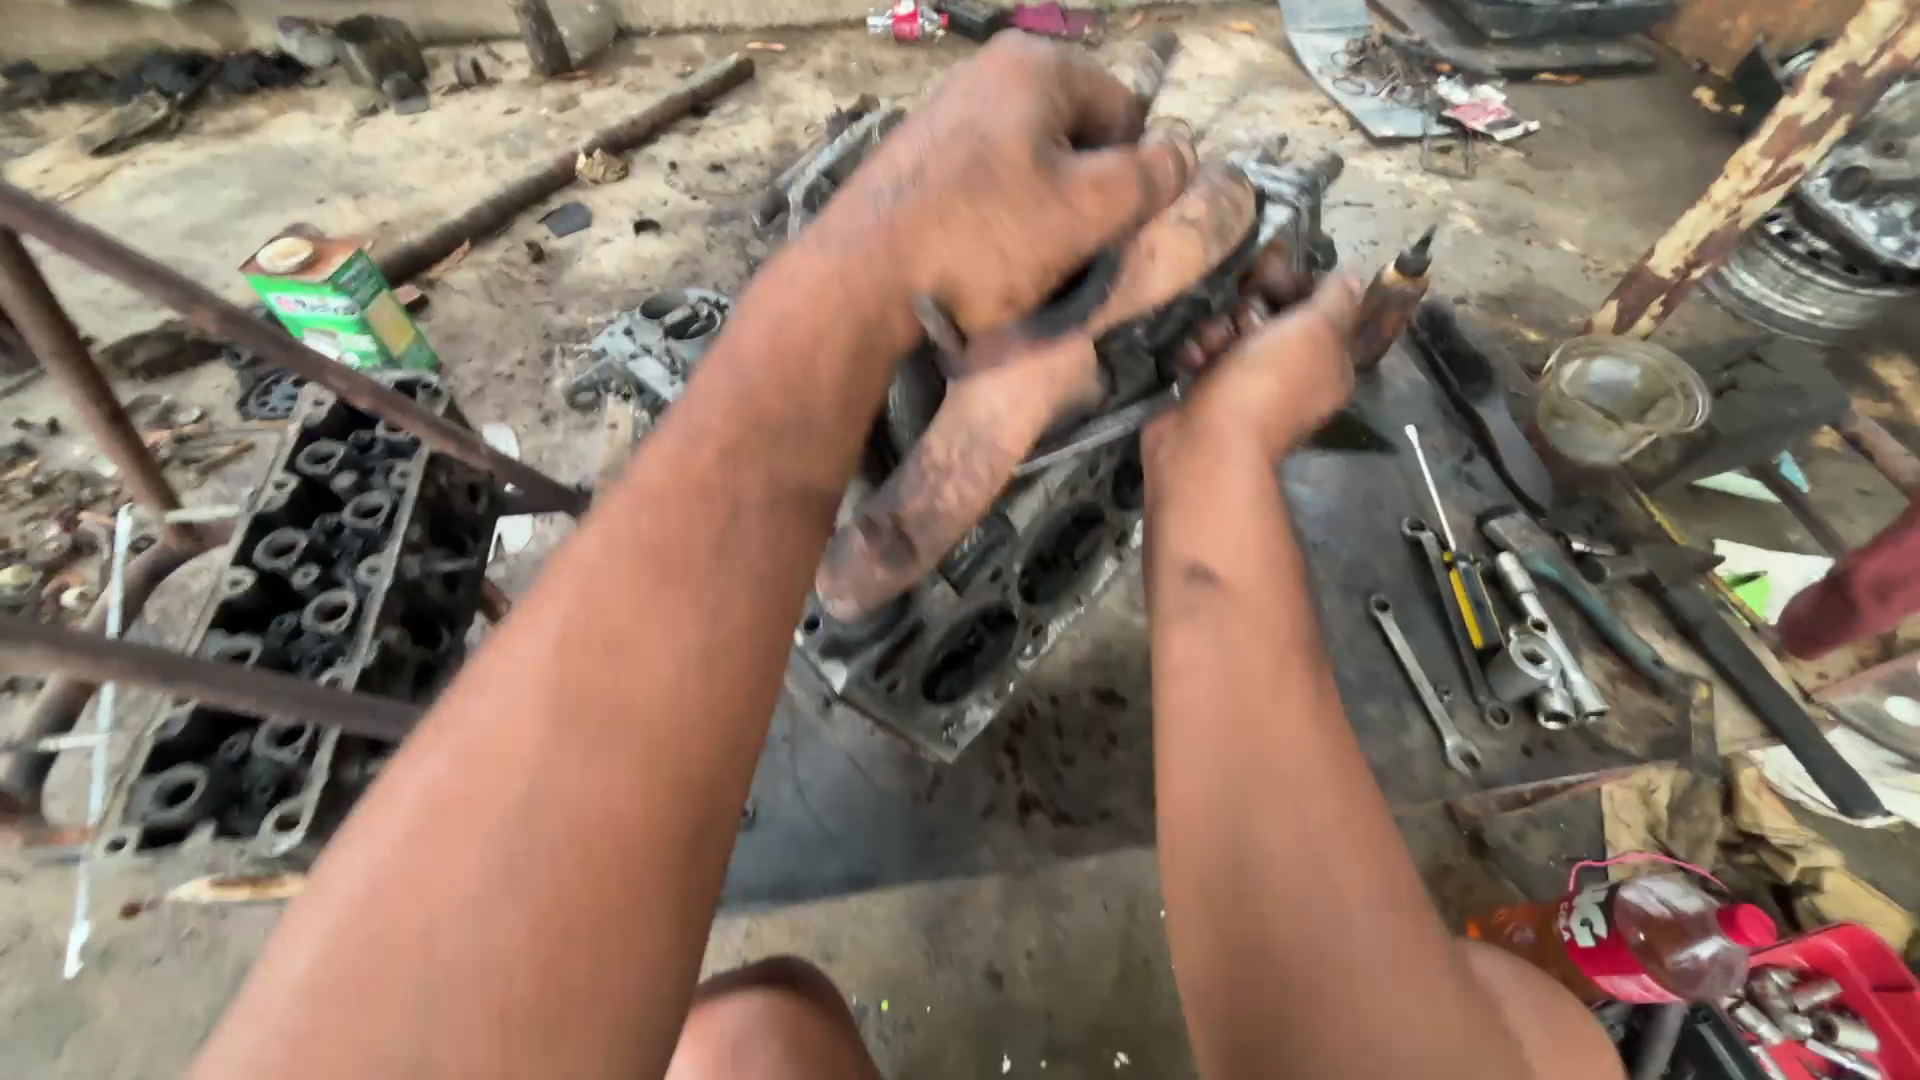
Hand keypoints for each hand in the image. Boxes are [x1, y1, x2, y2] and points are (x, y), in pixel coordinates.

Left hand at [808, 33, 1194, 333]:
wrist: (861, 279)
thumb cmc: (981, 241)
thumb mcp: (1086, 211)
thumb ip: (1150, 178)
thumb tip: (1182, 154)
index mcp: (1037, 66)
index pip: (1127, 112)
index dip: (1133, 177)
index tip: (1109, 231)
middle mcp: (987, 74)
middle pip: (1075, 139)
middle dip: (1082, 196)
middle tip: (1065, 254)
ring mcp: (945, 117)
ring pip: (1028, 169)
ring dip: (1039, 215)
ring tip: (1018, 264)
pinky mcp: (917, 163)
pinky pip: (983, 188)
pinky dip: (994, 221)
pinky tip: (979, 259)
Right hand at [1154, 273, 1363, 459]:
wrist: (1208, 442)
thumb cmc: (1269, 382)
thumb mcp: (1317, 329)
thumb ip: (1335, 297)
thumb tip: (1350, 276)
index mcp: (1328, 364)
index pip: (1318, 308)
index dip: (1296, 284)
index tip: (1269, 268)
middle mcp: (1290, 376)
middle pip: (1271, 318)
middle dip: (1251, 309)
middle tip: (1243, 318)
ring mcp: (1247, 387)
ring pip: (1232, 333)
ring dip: (1218, 330)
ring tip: (1212, 346)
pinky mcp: (1208, 394)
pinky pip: (1204, 356)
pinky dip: (1196, 353)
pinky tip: (1193, 361)